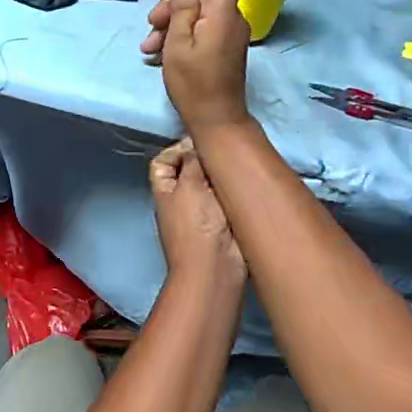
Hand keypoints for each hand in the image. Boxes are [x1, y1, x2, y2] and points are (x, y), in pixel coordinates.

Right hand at [140, 0, 250, 134]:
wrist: (216, 120)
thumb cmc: (193, 83)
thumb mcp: (178, 43)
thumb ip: (181, 7)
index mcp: (223, 13)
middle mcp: (232, 18)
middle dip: (175, 4)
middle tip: (152, 25)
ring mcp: (230, 33)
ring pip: (200, 12)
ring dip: (173, 23)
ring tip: (150, 46)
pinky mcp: (224, 47)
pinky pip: (204, 28)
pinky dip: (182, 35)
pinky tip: (160, 52)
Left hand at [151, 138, 244, 284]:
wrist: (216, 267)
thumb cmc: (197, 225)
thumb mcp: (190, 185)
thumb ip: (192, 161)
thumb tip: (195, 144)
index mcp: (165, 190)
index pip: (163, 161)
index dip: (177, 149)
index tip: (199, 143)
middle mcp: (181, 198)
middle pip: (190, 170)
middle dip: (205, 159)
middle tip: (225, 150)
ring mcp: (202, 211)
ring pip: (211, 182)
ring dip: (223, 174)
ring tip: (239, 162)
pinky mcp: (223, 221)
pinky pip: (228, 197)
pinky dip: (235, 188)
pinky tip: (249, 180)